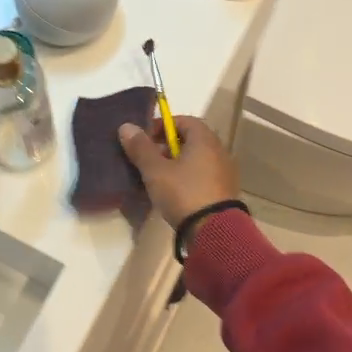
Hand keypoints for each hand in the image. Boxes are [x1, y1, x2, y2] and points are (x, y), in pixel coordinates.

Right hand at [117, 116, 240, 229]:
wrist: (215, 231)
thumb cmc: (183, 193)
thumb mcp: (156, 171)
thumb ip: (141, 148)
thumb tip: (126, 126)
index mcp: (204, 139)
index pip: (183, 120)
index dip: (162, 126)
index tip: (145, 140)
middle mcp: (218, 150)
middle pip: (190, 140)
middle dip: (167, 147)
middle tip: (148, 160)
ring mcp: (225, 171)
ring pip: (196, 159)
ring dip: (177, 163)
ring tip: (158, 178)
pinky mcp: (225, 191)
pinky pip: (203, 175)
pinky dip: (188, 177)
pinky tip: (174, 193)